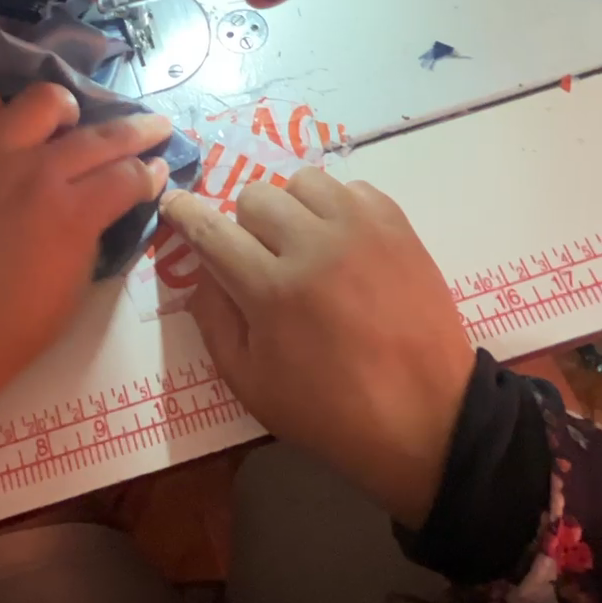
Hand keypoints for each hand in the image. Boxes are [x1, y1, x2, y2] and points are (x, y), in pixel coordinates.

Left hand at [0, 83, 172, 563]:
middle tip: (154, 128)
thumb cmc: (5, 333)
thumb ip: (91, 237)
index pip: (129, 176)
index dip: (152, 173)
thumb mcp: (71, 292)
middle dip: (139, 130)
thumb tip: (103, 205)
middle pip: (100, 135)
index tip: (159, 171)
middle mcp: (33, 172)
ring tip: (67, 123)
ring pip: (38, 100)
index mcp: (71, 214)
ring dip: (64, 108)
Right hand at [159, 170, 473, 526]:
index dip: (183, 212)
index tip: (174, 204)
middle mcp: (313, 245)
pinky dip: (337, 209)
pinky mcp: (397, 224)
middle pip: (254, 195)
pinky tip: (344, 244)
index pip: (210, 229)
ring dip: (292, 209)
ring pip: (302, 181)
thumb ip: (213, 319)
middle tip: (262, 260)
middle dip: (246, 226)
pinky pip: (350, 188)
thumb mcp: (249, 382)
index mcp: (271, 289)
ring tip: (305, 245)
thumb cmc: (329, 410)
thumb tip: (202, 270)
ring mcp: (360, 228)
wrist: (427, 420)